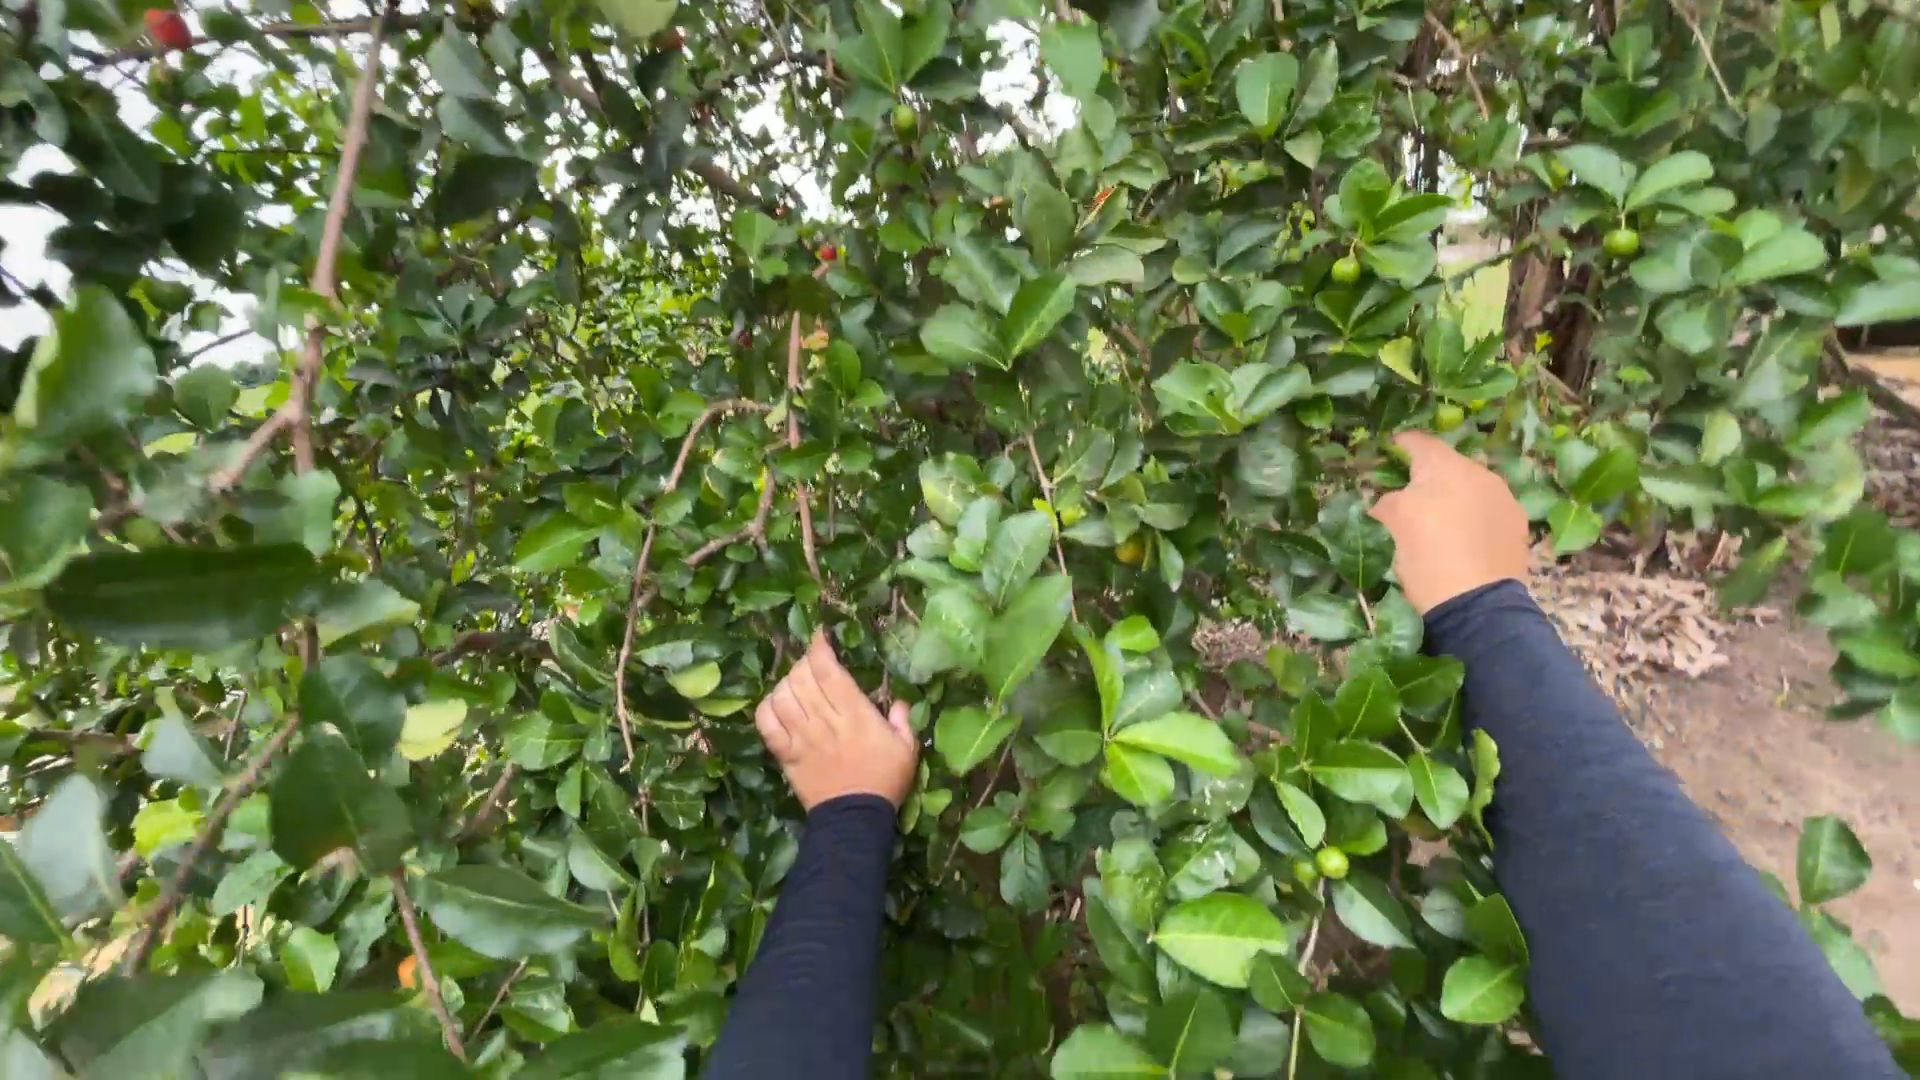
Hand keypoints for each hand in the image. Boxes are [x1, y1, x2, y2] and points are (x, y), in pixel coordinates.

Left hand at [754, 632, 918, 810]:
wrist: (854, 820)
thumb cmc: (884, 781)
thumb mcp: (907, 749)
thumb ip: (903, 721)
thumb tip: (898, 700)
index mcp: (855, 715)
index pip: (830, 671)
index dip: (820, 648)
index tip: (820, 637)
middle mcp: (825, 721)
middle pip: (803, 678)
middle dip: (805, 662)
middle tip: (812, 661)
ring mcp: (802, 738)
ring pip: (783, 696)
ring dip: (787, 682)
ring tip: (797, 682)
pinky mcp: (785, 755)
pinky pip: (767, 724)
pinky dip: (767, 708)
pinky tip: (777, 704)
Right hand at [1368, 430, 1529, 613]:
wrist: (1475, 603)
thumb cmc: (1425, 555)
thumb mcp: (1389, 522)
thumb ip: (1387, 500)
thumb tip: (1391, 499)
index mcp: (1447, 467)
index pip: (1420, 442)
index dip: (1401, 443)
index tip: (1390, 447)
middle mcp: (1481, 475)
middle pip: (1448, 466)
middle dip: (1428, 475)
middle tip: (1407, 492)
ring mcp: (1504, 500)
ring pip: (1469, 488)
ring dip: (1451, 497)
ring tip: (1435, 519)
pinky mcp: (1517, 527)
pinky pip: (1486, 512)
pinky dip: (1470, 518)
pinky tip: (1459, 538)